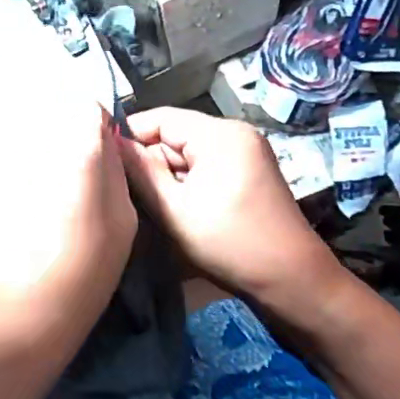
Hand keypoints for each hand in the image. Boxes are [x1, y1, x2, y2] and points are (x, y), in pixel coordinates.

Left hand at [0, 96, 136, 378]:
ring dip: (21, 148)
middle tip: (56, 180)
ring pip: (12, 131)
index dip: (90, 131)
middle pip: (47, 113)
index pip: (86, 108)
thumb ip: (113, 170)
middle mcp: (27, 136)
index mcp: (74, 146)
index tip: (88, 159)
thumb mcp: (123, 227)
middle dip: (54, 136)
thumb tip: (100, 142)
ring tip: (22, 195)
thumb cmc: (75, 283)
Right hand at [117, 107, 336, 301]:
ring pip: (188, 153)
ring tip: (154, 205)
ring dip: (169, 176)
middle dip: (150, 162)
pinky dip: (189, 183)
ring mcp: (246, 151)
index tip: (106, 165)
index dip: (129, 138)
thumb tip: (110, 143)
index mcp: (219, 134)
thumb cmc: (230, 244)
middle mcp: (235, 133)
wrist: (293, 281)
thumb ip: (140, 172)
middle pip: (174, 134)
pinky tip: (180, 208)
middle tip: (130, 194)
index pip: (159, 118)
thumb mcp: (175, 210)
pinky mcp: (250, 170)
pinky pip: (206, 165)